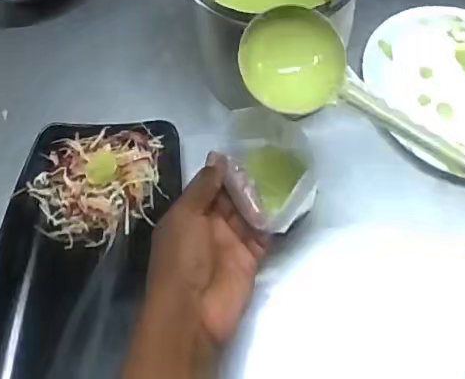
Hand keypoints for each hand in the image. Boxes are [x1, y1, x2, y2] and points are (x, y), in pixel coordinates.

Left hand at [122, 155, 268, 378]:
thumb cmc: (180, 256)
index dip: (223, 171)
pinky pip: (262, 238)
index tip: (242, 152)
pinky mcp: (249, 261)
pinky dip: (271, 225)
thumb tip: (217, 158)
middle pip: (230, 198)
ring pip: (247, 215)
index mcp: (188, 211)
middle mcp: (209, 224)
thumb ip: (204, 187)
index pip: (208, 185)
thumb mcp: (186, 215)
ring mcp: (230, 242)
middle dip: (245, 183)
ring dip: (260, 201)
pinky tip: (284, 207)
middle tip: (267, 161)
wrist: (192, 312)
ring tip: (279, 178)